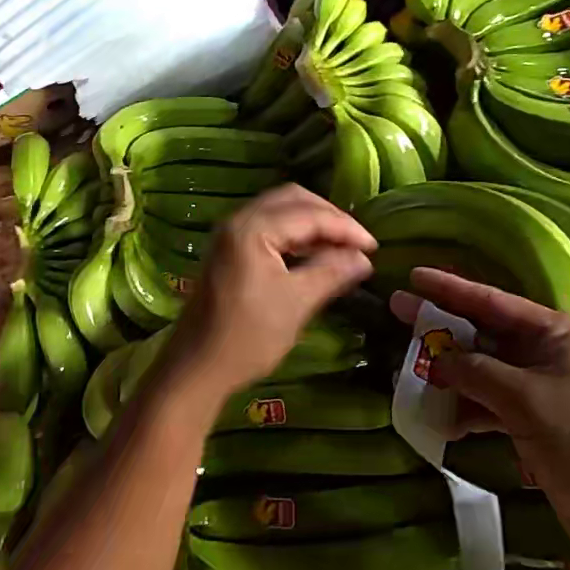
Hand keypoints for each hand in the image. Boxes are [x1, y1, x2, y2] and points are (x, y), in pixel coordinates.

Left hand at [164, 185, 375, 399]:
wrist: (195, 370)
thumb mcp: (297, 304)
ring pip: (281, 210)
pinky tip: (315, 254)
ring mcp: (230, 233)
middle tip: (357, 242)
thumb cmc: (247, 338)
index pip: (310, 214)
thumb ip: (332, 272)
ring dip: (313, 223)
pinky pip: (270, 226)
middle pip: (294, 199)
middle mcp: (238, 220)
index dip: (346, 228)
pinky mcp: (229, 249)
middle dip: (330, 216)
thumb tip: (364, 258)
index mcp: (252, 229)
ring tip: (342, 248)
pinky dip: (296, 234)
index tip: (374, 247)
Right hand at [390, 268, 569, 569]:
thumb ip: (478, 373)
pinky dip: (471, 413)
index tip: (413, 276)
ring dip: (454, 377)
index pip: (495, 302)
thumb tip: (438, 358)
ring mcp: (549, 395)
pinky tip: (442, 421)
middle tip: (397, 317)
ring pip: (489, 375)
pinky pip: (497, 410)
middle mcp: (553, 357)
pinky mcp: (545, 431)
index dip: (452, 288)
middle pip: (489, 336)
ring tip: (409, 375)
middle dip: (445, 330)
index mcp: (559, 334)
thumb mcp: (530, 400)